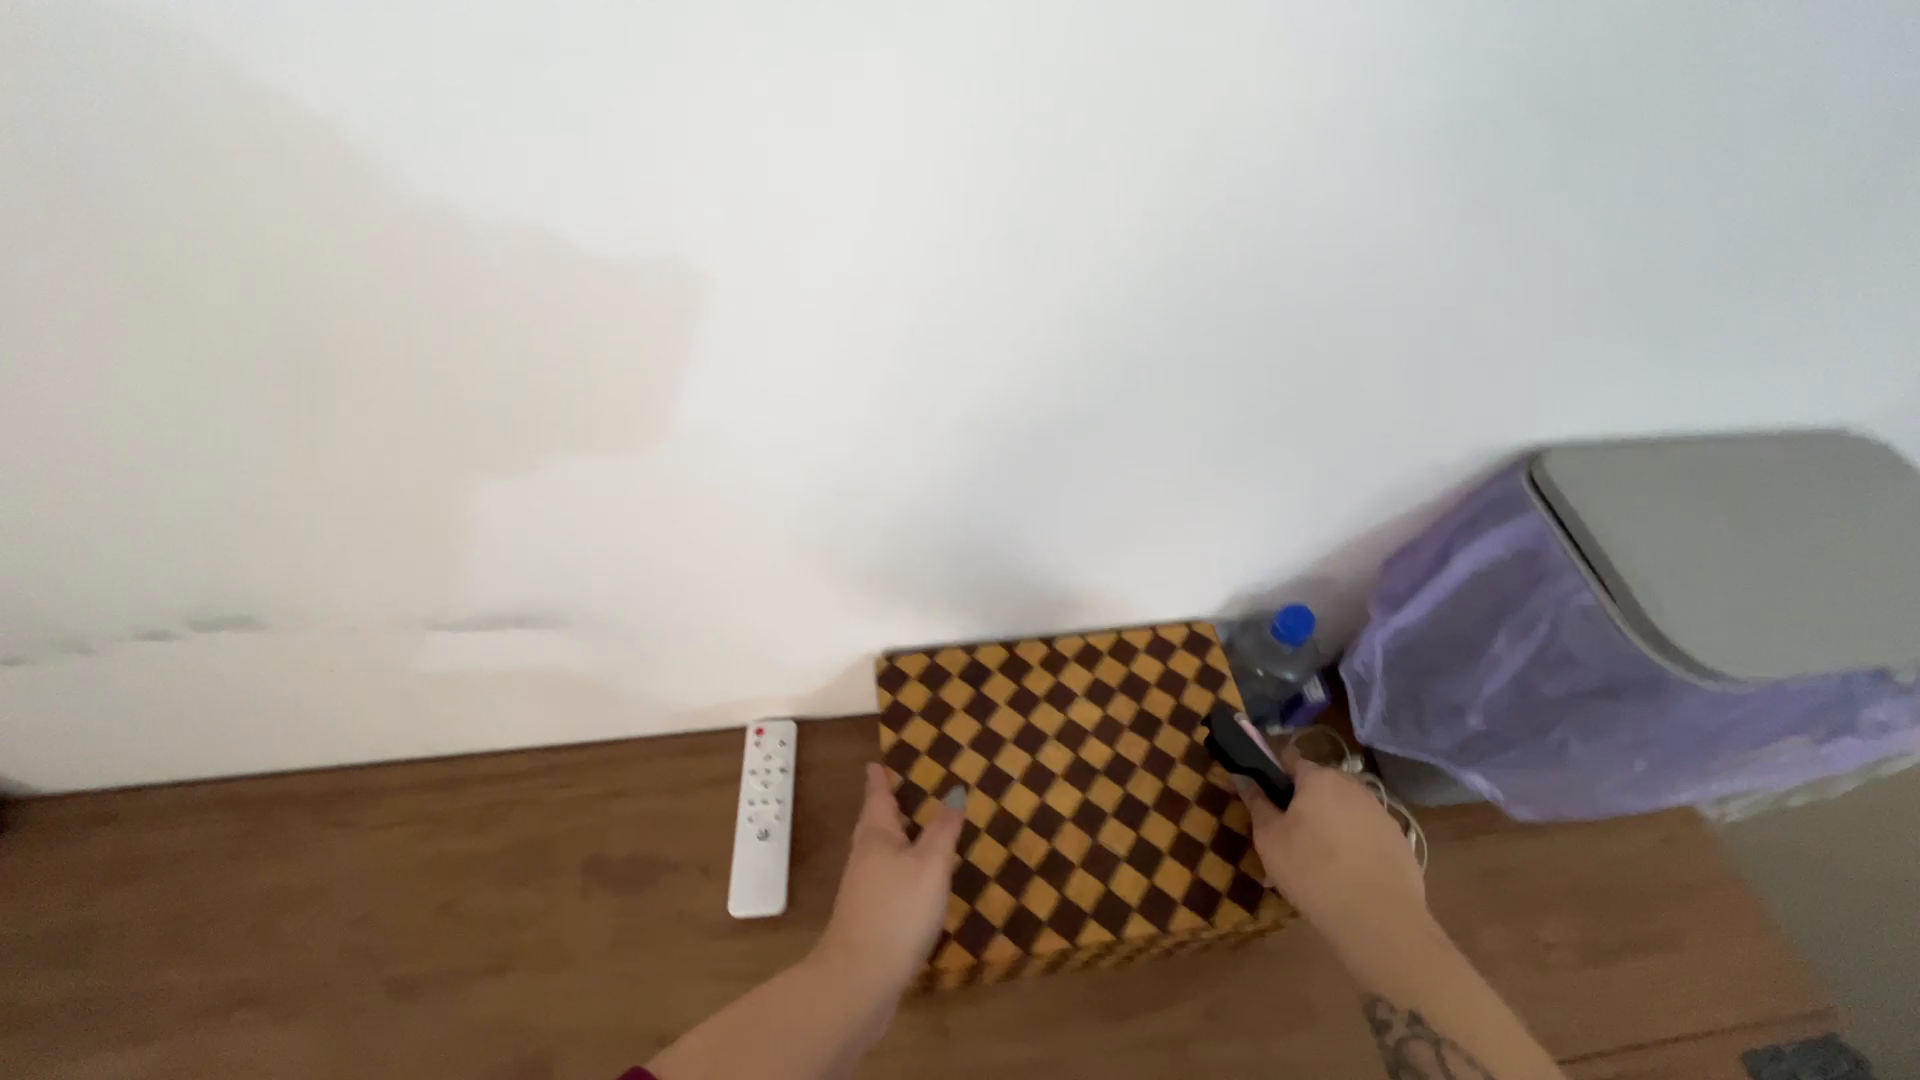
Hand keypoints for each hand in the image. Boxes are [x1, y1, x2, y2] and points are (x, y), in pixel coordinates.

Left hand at [811, 763, 964, 994]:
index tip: (876, 763)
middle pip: (873, 823)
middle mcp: (864, 857)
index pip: (877, 797)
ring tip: (911, 829)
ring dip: (892, 837)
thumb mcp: (930, 865)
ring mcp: (862, 889)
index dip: (879, 779)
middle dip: (885, 806)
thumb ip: (942, 829)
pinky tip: (912, 880)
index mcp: (876, 836)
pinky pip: (884, 878)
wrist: (859, 978)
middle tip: (896, 789)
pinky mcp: (867, 917)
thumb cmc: (897, 911)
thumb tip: (953, 792)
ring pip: (878, 851)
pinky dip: (897, 867)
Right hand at [1238, 744, 1427, 950]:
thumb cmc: (1311, 870)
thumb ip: (1257, 803)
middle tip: (1290, 834)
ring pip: (1347, 810)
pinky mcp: (1401, 842)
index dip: (1275, 774)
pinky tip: (1348, 874)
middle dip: (1305, 801)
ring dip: (1332, 823)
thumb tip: (1245, 778)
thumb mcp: (1269, 838)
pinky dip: (1355, 845)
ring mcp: (1382, 813)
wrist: (1378, 919)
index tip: (1266, 798)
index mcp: (1319, 779)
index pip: (1292, 760)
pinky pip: (1368, 834)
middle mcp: (1354, 787)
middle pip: (1322, 785)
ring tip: (1320, 859)